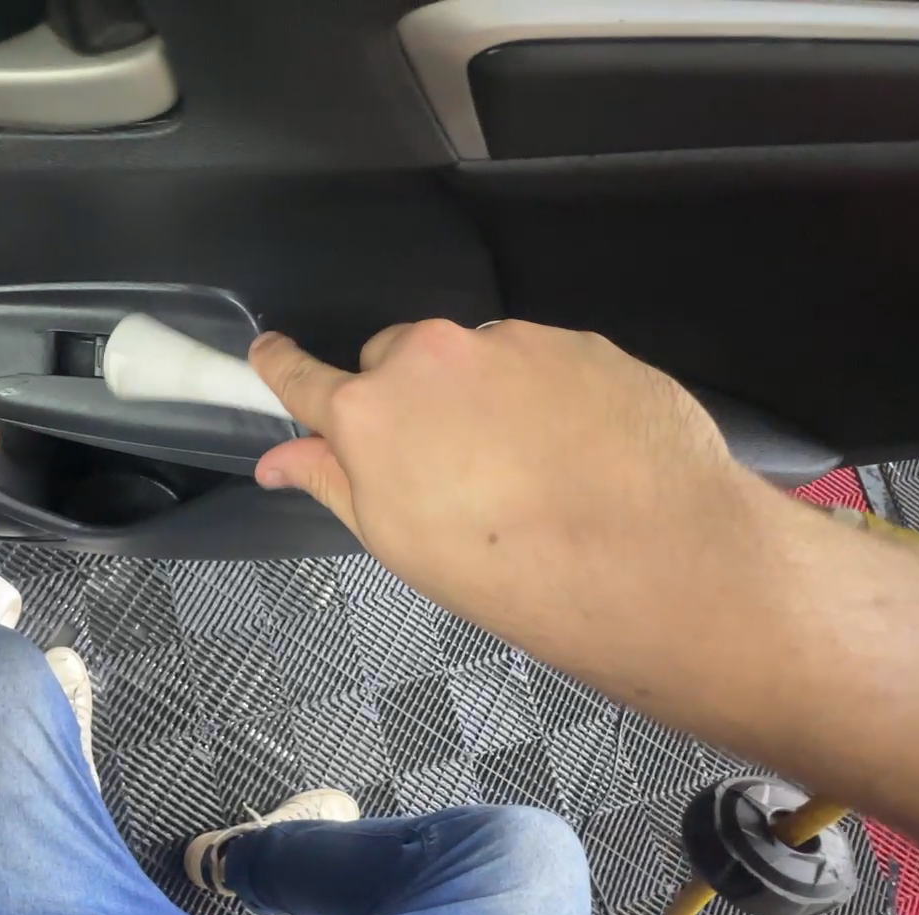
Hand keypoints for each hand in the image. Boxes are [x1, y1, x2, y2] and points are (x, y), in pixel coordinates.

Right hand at [249, 319, 776, 664]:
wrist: (649, 562)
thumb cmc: (497, 569)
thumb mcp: (392, 537)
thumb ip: (328, 481)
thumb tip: (273, 461)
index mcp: (369, 410)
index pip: (300, 375)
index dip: (279, 364)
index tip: (269, 351)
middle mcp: (428, 357)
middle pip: (390, 359)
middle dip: (400, 396)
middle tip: (437, 459)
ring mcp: (507, 342)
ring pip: (465, 359)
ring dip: (470, 394)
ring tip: (518, 461)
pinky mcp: (576, 340)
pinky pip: (532, 360)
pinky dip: (534, 393)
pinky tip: (568, 447)